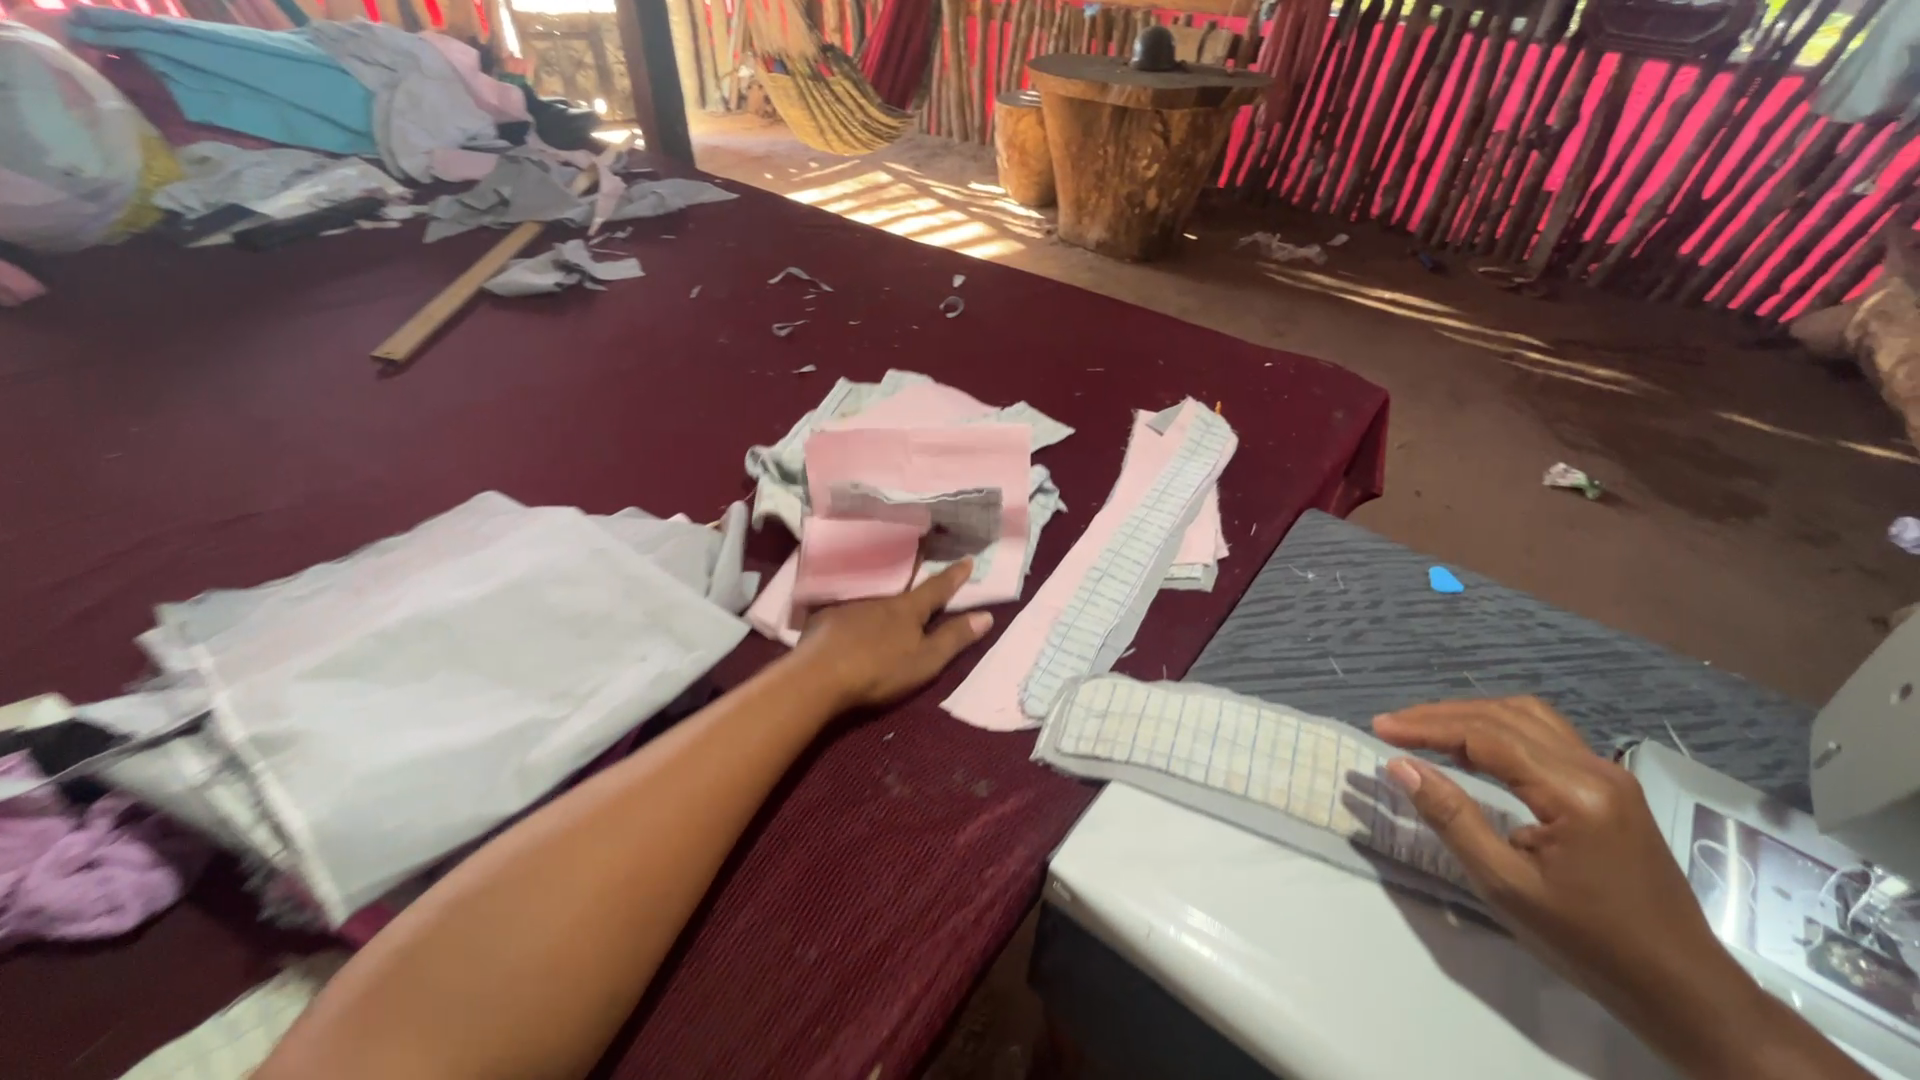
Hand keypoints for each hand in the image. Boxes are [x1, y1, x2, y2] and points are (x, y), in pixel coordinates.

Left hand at [793, 560, 993, 710]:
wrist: (819, 677)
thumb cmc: (879, 671)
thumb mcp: (926, 660)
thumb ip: (955, 638)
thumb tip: (986, 615)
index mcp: (908, 609)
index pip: (937, 588)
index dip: (954, 576)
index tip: (967, 559)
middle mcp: (880, 599)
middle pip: (903, 585)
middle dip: (915, 572)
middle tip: (923, 557)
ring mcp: (850, 606)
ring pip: (873, 593)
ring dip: (883, 589)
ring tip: (888, 584)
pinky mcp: (825, 618)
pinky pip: (846, 605)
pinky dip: (855, 606)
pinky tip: (850, 612)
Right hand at [1371, 697, 1867, 1079]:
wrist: (1679, 985)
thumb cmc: (1587, 941)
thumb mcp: (1506, 884)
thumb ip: (1452, 818)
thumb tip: (1400, 766)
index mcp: (1575, 792)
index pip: (1486, 736)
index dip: (1427, 727)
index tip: (1379, 728)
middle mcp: (1597, 769)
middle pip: (1507, 716)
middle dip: (1443, 715)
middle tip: (1391, 725)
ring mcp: (1609, 776)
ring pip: (1529, 719)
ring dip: (1472, 716)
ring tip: (1423, 729)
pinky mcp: (1611, 790)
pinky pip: (1547, 739)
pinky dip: (1500, 731)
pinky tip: (1473, 747)